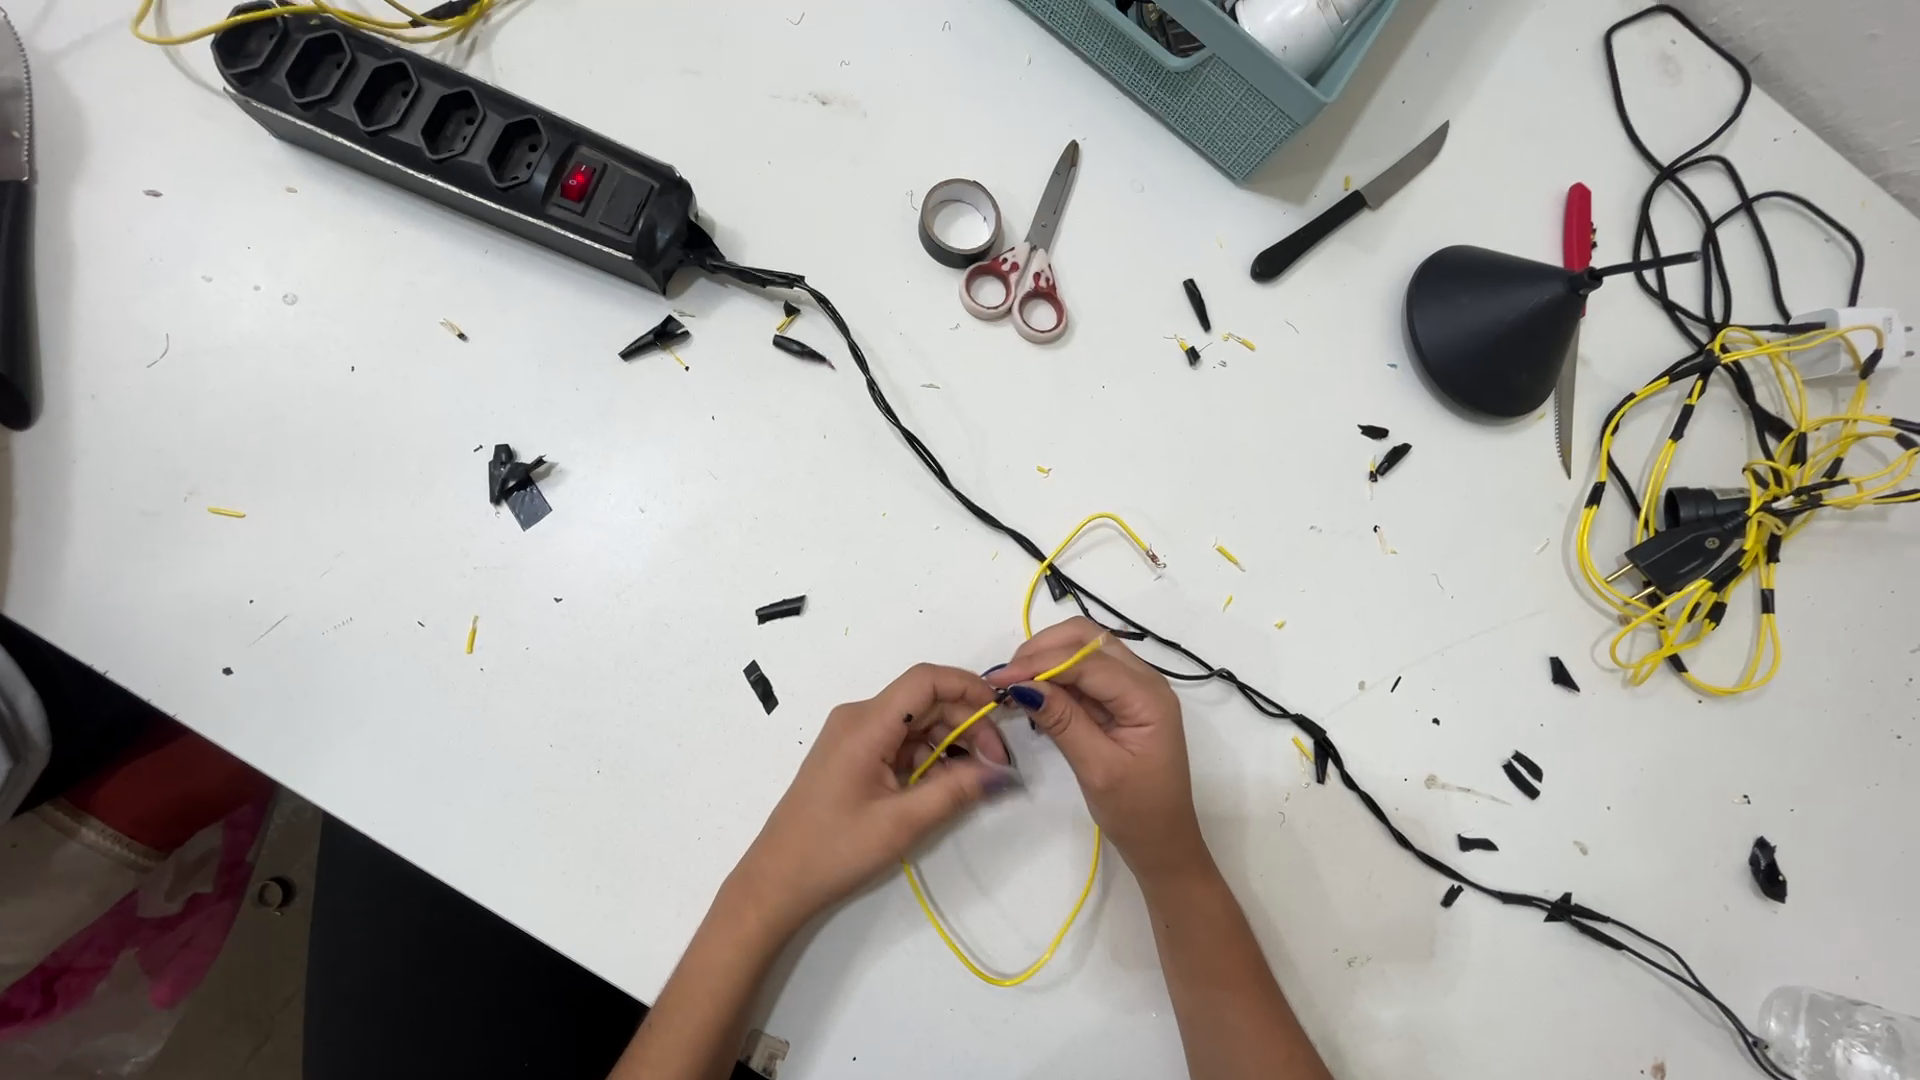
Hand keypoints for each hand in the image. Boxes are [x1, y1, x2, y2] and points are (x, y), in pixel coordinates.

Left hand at [728, 663, 1017, 932]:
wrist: (777, 882)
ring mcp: (854, 735)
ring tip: (978, 778)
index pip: (925, 679)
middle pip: (925, 701)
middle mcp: (859, 717)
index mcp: (866, 723)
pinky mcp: (854, 754)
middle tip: (998, 765)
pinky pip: (901, 741)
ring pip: (916, 721)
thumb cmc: (835, 849)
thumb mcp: (902, 823)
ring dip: (951, 742)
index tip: (1000, 715)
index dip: (968, 688)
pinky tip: (947, 783)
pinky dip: (929, 756)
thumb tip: (1003, 772)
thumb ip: (955, 790)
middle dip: (967, 724)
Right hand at [986, 617, 1208, 880]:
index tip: (999, 679)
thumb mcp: (1098, 769)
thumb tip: (1022, 686)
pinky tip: (1034, 694)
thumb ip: (1063, 722)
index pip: (1087, 660)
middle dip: (1043, 650)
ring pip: (1084, 648)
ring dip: (1047, 658)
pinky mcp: (1120, 698)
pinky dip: (1056, 675)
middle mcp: (1144, 680)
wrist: (1164, 843)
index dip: (1040, 663)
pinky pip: (1084, 671)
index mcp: (1148, 696)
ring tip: (1015, 684)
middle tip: (1007, 678)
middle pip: (1087, 637)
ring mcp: (1133, 686)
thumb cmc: (1137, 812)